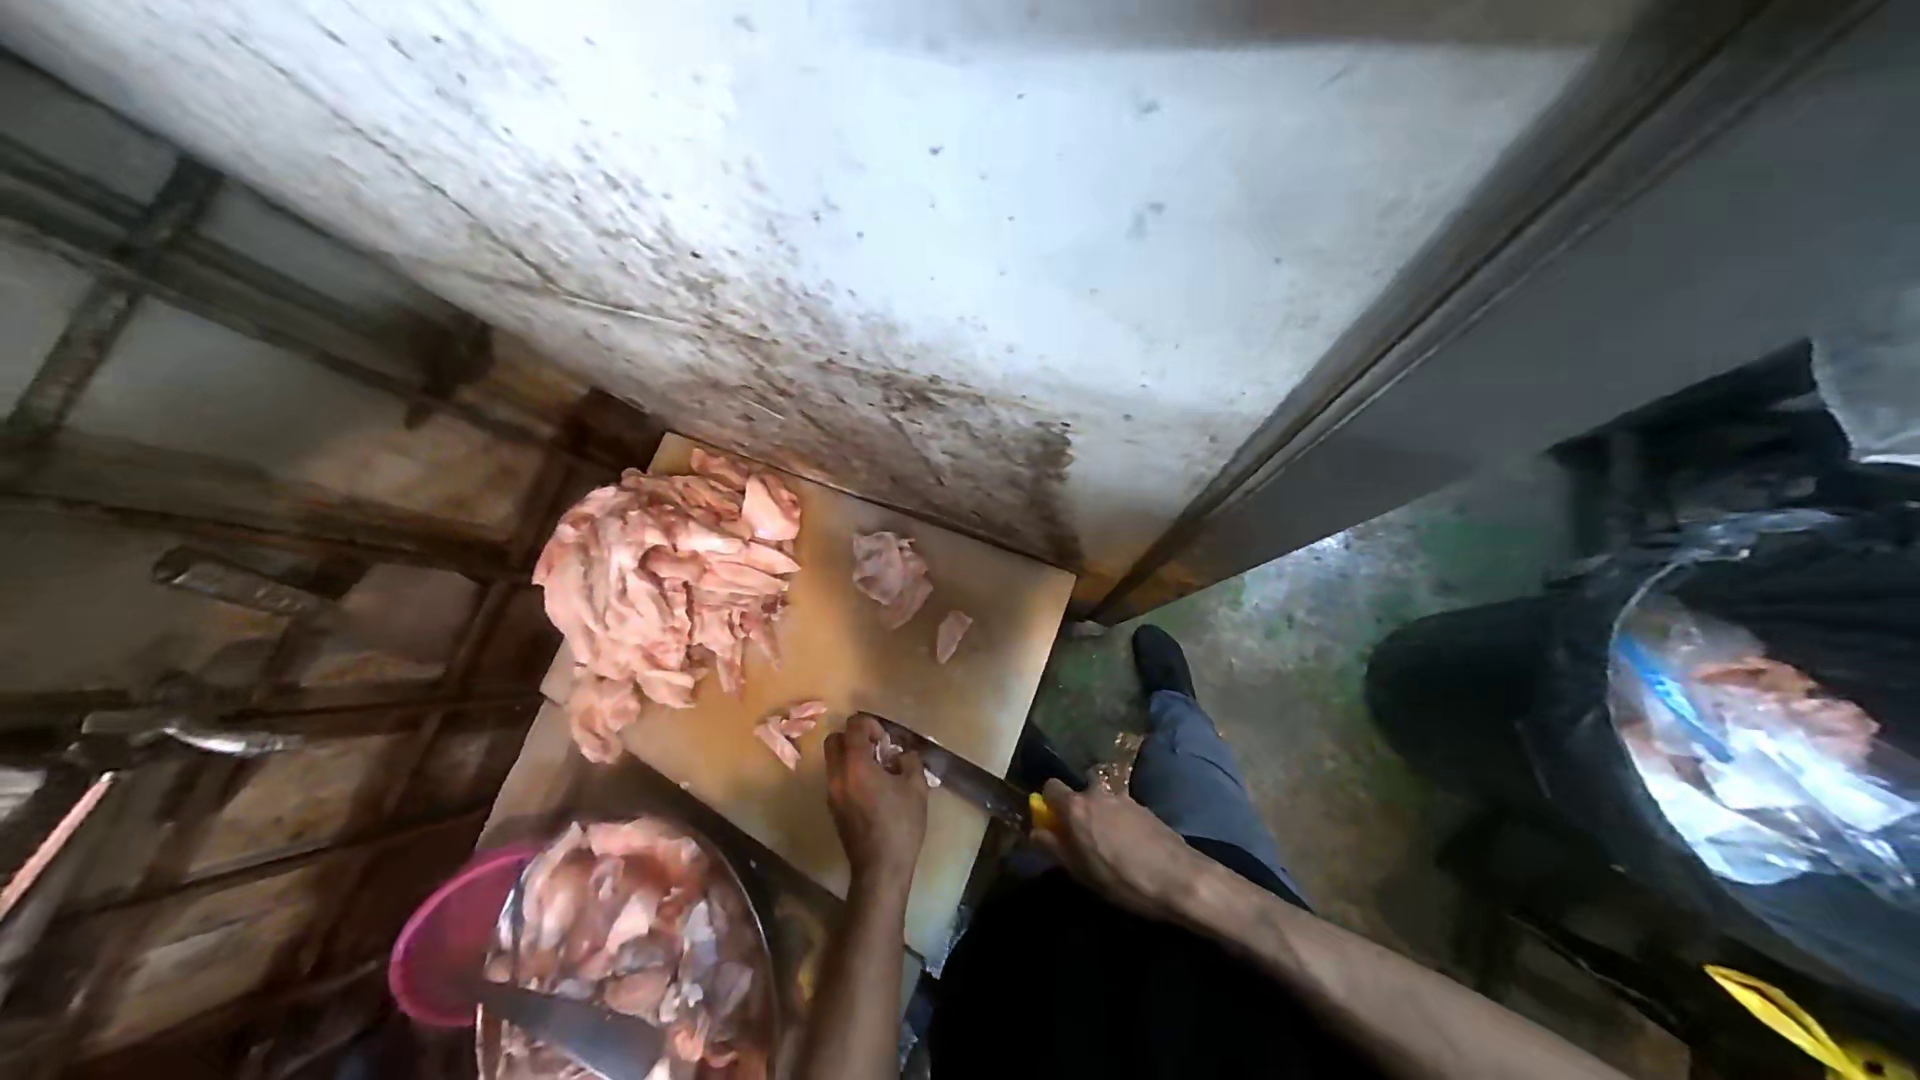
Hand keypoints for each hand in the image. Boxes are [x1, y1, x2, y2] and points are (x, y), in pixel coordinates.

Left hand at [824, 713, 928, 896]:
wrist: (880, 868)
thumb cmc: (900, 824)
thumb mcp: (916, 787)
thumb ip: (910, 761)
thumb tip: (902, 755)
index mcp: (856, 764)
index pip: (853, 726)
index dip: (871, 724)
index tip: (886, 740)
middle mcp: (837, 774)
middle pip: (835, 739)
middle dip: (855, 737)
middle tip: (877, 749)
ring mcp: (831, 792)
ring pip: (833, 759)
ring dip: (851, 755)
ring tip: (877, 770)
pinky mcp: (832, 808)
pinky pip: (836, 778)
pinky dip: (849, 773)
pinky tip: (872, 789)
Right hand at [1033, 779, 1208, 919]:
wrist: (1179, 878)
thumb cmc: (1122, 879)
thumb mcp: (1080, 871)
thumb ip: (1054, 846)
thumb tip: (1037, 830)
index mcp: (1076, 807)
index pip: (1051, 787)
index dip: (1049, 803)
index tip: (1054, 823)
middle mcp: (1097, 793)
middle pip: (1079, 790)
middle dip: (1078, 807)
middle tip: (1083, 835)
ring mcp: (1123, 797)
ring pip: (1102, 798)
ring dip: (1100, 812)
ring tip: (1110, 841)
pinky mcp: (1144, 806)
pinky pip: (1121, 807)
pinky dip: (1119, 819)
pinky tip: (1129, 844)